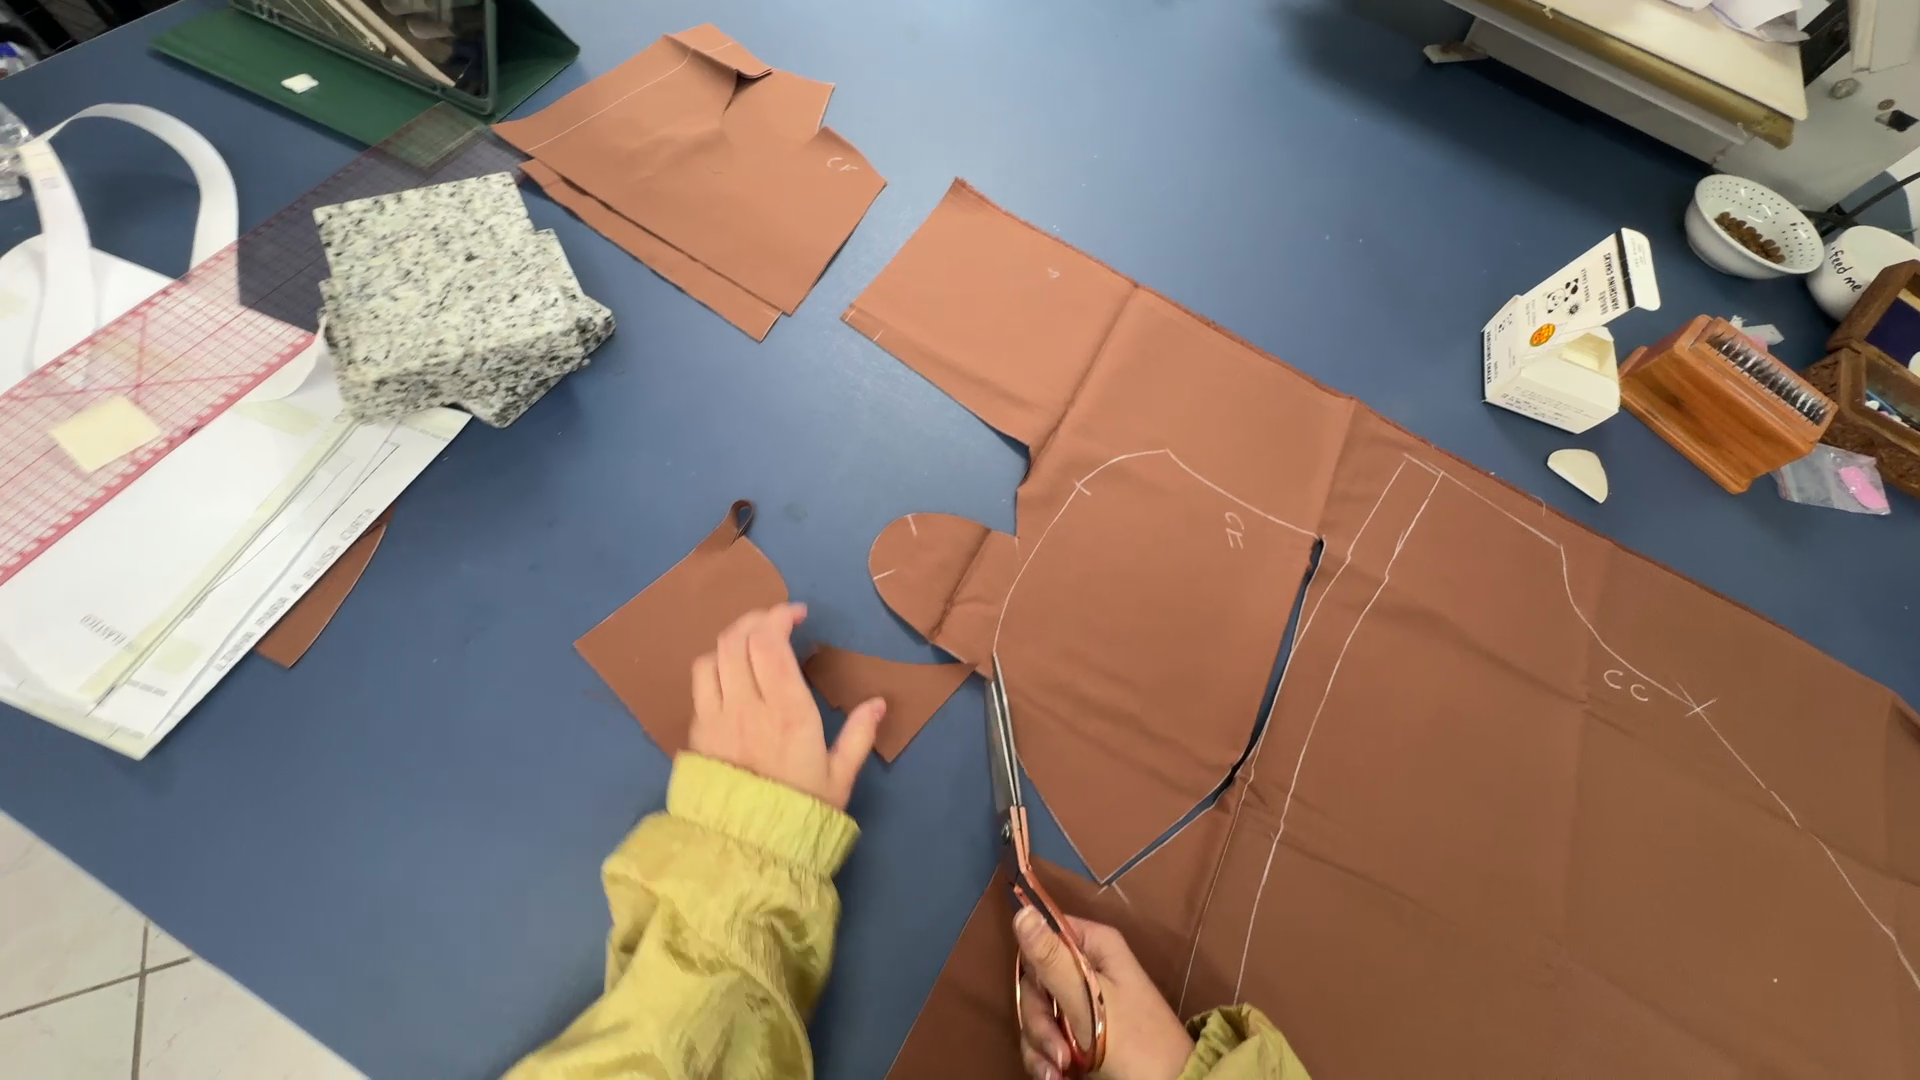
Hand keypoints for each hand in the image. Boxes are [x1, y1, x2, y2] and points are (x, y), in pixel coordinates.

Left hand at [688, 603, 885, 810]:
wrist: (747, 851)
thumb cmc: (800, 811)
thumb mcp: (840, 777)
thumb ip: (859, 735)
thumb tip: (877, 703)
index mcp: (788, 712)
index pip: (770, 643)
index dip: (780, 616)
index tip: (798, 614)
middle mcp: (747, 706)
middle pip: (738, 639)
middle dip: (757, 618)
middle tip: (776, 621)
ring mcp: (716, 718)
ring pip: (714, 655)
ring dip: (733, 638)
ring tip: (752, 641)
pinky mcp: (697, 732)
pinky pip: (699, 682)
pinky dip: (715, 664)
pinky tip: (731, 673)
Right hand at [1014, 908, 1193, 1079]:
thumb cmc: (1134, 1041)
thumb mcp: (1087, 999)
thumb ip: (1051, 958)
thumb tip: (1021, 911)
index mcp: (1094, 945)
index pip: (1044, 935)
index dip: (1034, 964)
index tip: (1039, 994)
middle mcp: (1086, 967)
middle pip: (1037, 980)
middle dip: (1039, 1020)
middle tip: (1057, 1050)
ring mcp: (1082, 1002)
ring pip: (1038, 1012)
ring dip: (1041, 1044)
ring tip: (1058, 1072)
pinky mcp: (1077, 1034)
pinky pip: (1045, 1037)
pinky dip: (1045, 1057)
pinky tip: (1056, 1077)